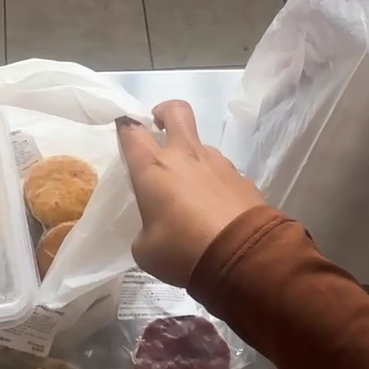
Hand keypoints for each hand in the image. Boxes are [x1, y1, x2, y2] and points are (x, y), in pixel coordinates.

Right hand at [116, 100, 265, 285]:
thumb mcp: (146, 250)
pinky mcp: (242, 178)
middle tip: (159, 128)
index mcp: (153, 167)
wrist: (243, 257)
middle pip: (176, 111)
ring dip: (192, 157)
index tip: (124, 133)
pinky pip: (222, 171)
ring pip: (201, 145)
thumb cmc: (183, 249)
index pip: (132, 131)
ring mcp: (217, 163)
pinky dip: (214, 182)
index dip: (125, 127)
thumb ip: (144, 232)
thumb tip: (153, 231)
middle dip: (164, 112)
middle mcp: (184, 156)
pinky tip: (215, 209)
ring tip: (190, 191)